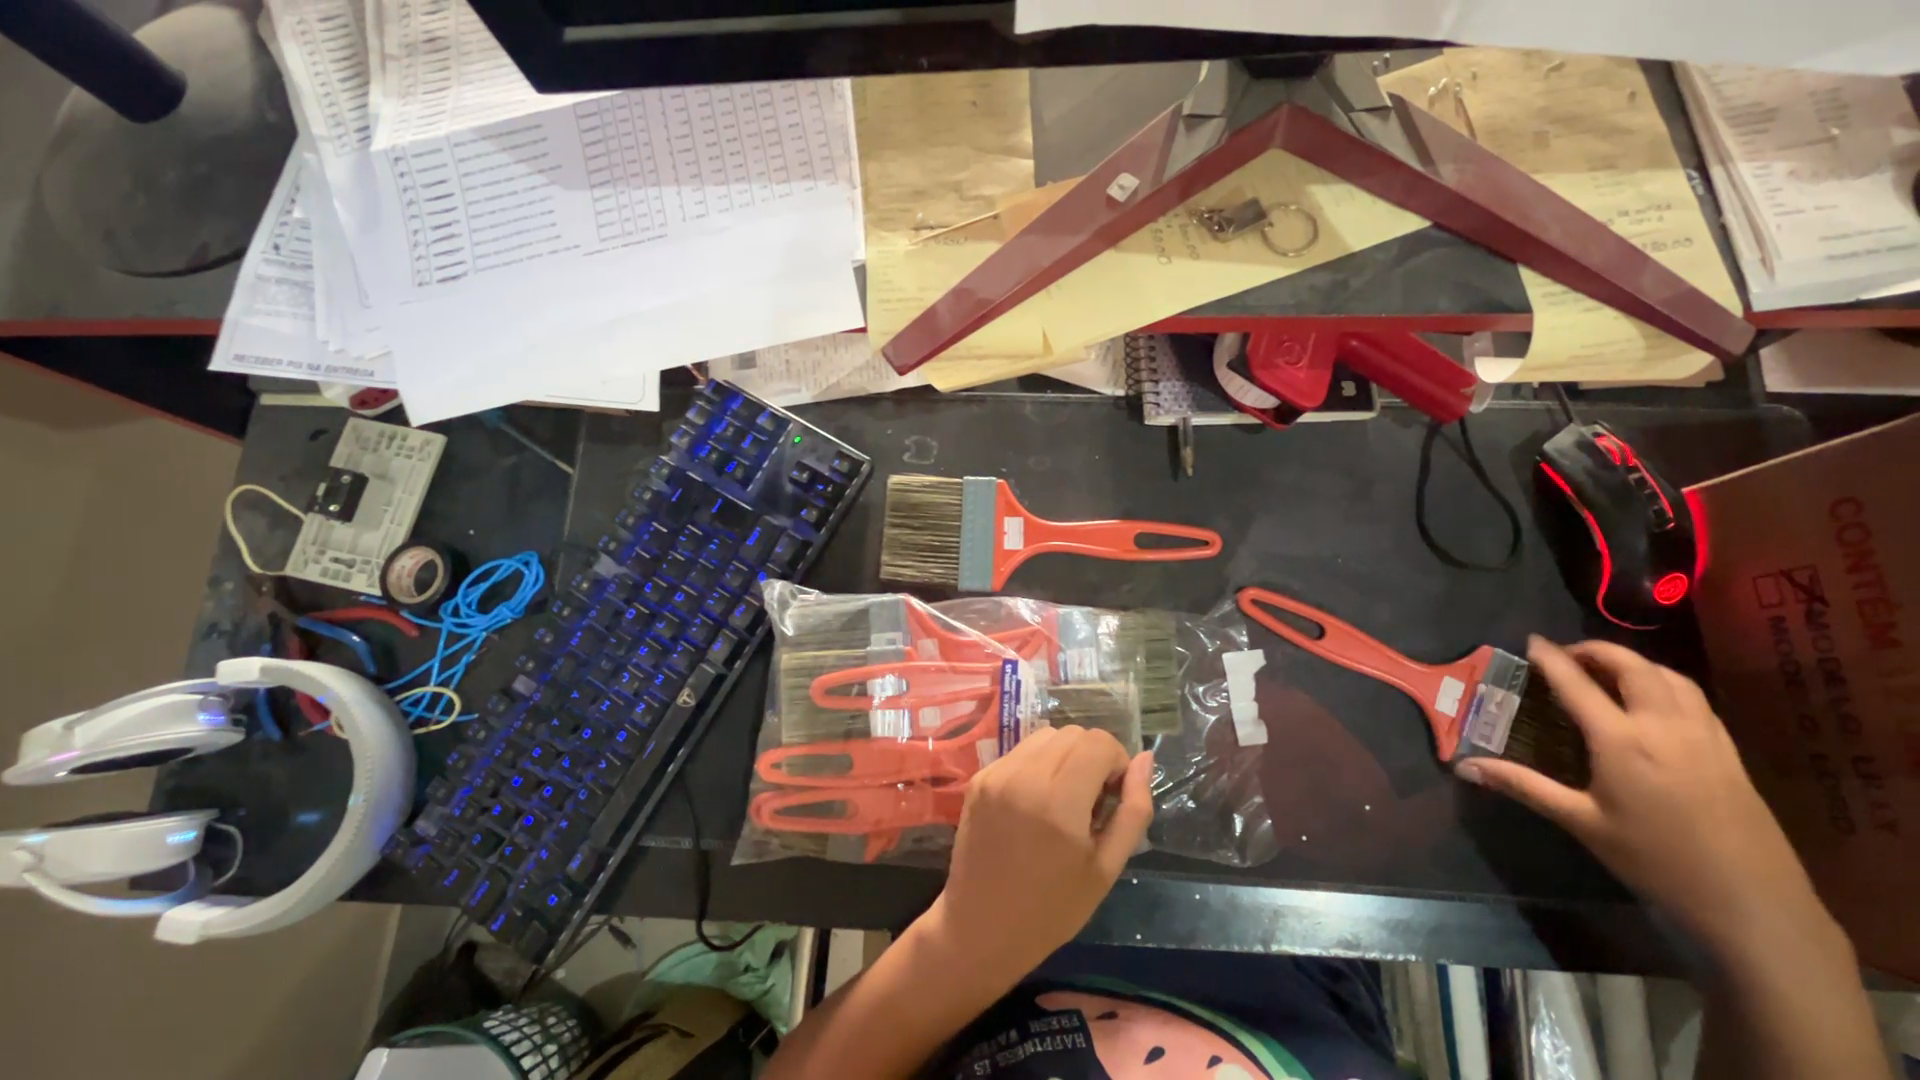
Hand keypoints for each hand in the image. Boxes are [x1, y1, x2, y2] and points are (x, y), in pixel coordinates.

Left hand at [925, 726, 1153, 980]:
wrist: (981, 927)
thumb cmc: (1052, 908)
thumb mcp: (1106, 867)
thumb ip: (1133, 809)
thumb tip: (1146, 759)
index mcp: (1060, 801)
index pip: (1100, 743)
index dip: (1117, 764)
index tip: (1112, 800)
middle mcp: (1024, 776)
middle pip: (1074, 734)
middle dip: (1092, 759)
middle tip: (1090, 803)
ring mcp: (996, 774)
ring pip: (1045, 736)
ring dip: (1064, 757)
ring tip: (1063, 801)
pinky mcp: (979, 779)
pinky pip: (1019, 752)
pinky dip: (1037, 766)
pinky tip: (1035, 805)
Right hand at [1457, 637, 1830, 953]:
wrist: (1749, 900)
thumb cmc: (1655, 861)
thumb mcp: (1582, 824)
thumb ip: (1525, 786)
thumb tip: (1466, 766)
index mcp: (1622, 741)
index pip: (1577, 684)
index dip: (1551, 659)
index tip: (1530, 641)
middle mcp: (1664, 725)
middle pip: (1632, 666)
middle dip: (1597, 651)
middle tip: (1567, 655)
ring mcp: (1704, 735)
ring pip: (1670, 676)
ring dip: (1635, 663)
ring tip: (1608, 671)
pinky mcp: (1728, 750)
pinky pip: (1694, 698)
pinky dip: (1665, 683)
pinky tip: (1654, 702)